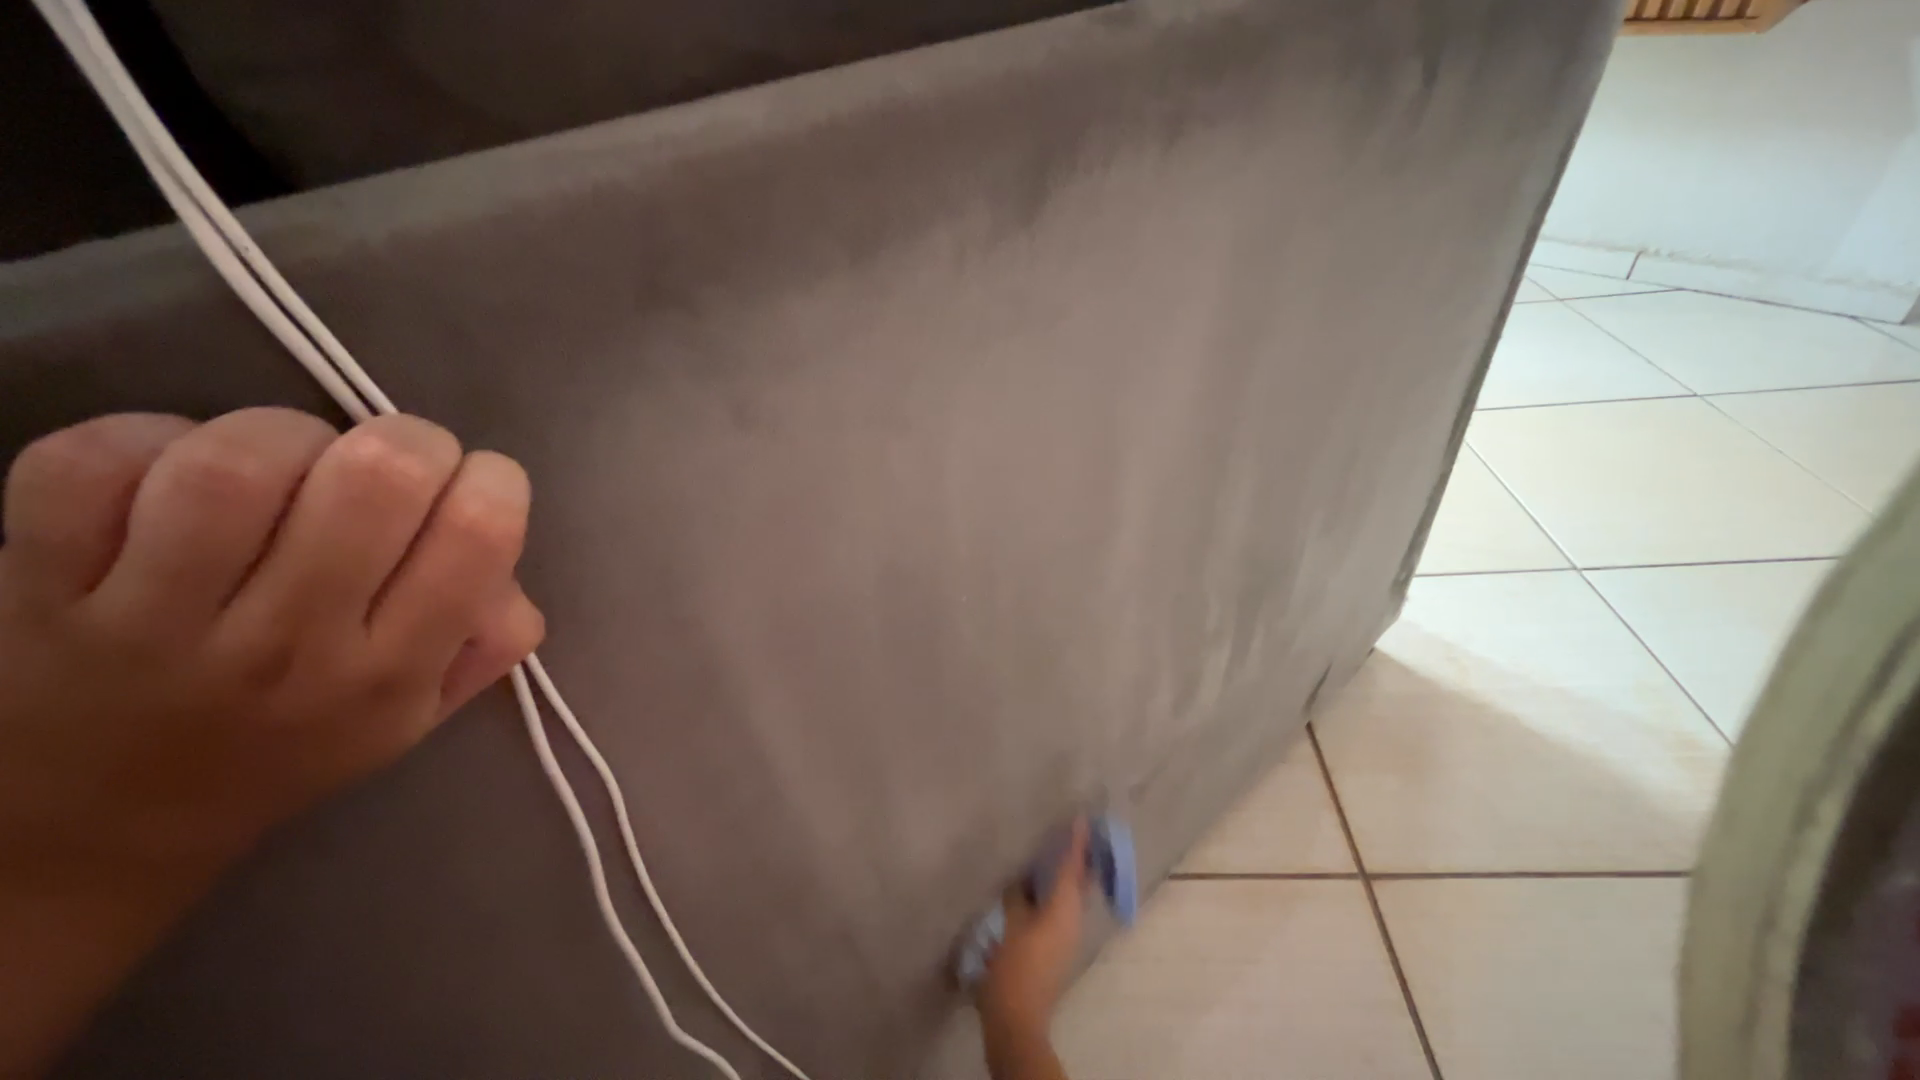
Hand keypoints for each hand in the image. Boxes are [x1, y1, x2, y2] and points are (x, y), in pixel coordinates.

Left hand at [0, 408, 543, 1073]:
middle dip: (404, 440)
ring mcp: (157, 621)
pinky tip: (168, 471)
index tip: (468, 490)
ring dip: (281, 435)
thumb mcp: (420, 714)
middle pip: (376, 477)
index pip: (479, 533)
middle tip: (386, 463)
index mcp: (391, 674)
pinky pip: (90, 465)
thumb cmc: (291, 747)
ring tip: (282, 465)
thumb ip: (489, 640)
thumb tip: (505, 571)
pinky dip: (140, 437)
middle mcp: (290, 648)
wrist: (105, 825)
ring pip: (238, 462)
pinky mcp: (39, 588)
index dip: (491, 480)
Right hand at [978, 819, 1089, 1039]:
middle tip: (1071, 832)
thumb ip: (1017, 898)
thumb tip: (1021, 880)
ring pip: (1071, 895)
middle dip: (1077, 857)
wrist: (1018, 1017)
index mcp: (1063, 908)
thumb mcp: (1010, 926)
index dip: (1077, 842)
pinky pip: (1062, 908)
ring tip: (1051, 853)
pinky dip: (1055, 892)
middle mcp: (1073, 918)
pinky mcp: (1059, 947)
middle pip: (1078, 880)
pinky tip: (1037, 889)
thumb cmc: (1014, 968)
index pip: (1072, 867)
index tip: (1082, 819)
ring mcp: (1069, 935)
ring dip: (1065, 874)